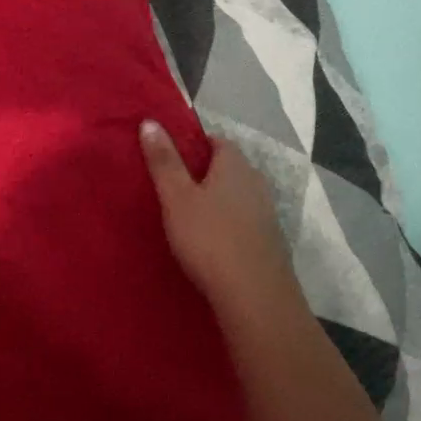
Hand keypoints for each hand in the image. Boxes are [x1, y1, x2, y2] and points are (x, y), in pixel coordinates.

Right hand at [140, 121, 297, 309]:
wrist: (256, 300)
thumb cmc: (210, 239)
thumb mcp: (176, 196)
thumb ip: (164, 160)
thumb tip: (150, 120)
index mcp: (236, 167)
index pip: (217, 141)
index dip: (193, 143)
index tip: (168, 154)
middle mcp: (257, 185)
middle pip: (228, 168)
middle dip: (203, 171)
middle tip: (171, 182)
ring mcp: (267, 216)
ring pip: (236, 195)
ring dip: (215, 199)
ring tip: (185, 211)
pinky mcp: (269, 244)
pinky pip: (243, 220)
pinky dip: (226, 222)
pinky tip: (208, 238)